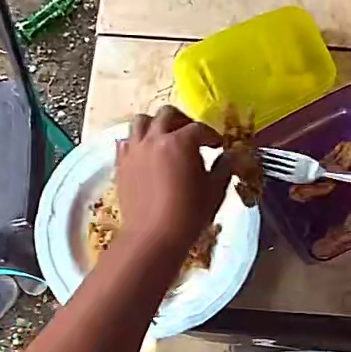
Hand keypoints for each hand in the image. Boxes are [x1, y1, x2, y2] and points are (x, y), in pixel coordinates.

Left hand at [114, 107, 231, 257]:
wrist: (153, 237)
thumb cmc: (188, 215)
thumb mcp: (214, 191)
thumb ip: (224, 168)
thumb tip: (230, 157)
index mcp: (180, 142)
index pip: (199, 128)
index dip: (211, 136)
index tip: (218, 146)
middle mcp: (154, 139)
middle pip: (167, 114)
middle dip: (183, 121)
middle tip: (192, 136)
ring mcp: (134, 150)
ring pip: (141, 121)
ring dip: (156, 125)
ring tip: (165, 138)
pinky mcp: (121, 164)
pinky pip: (126, 142)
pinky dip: (137, 142)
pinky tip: (146, 154)